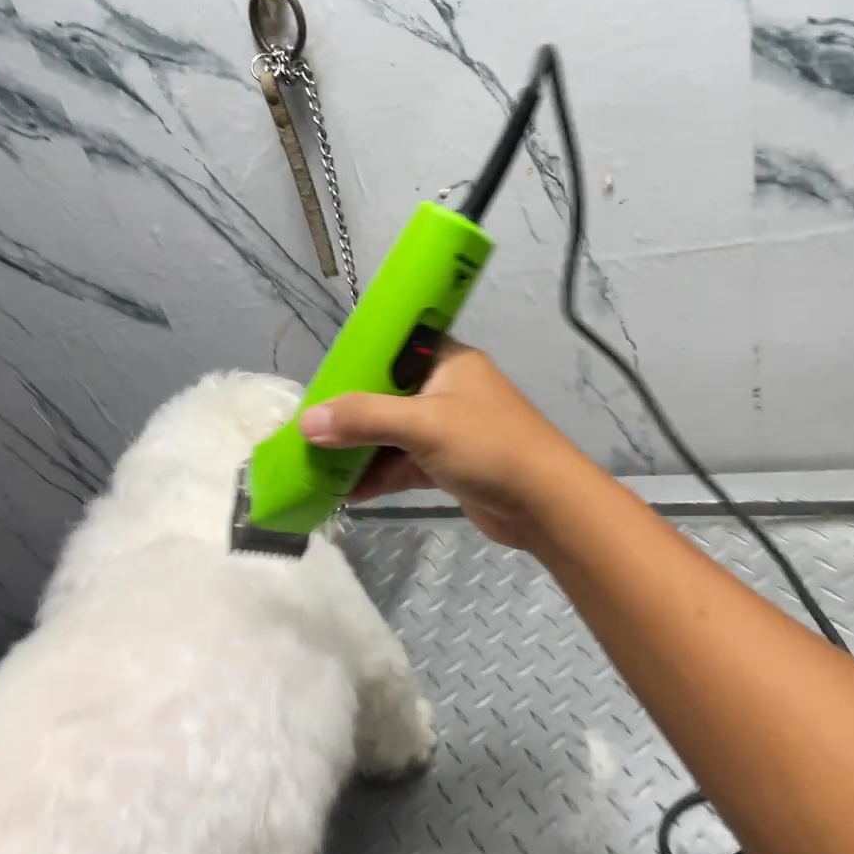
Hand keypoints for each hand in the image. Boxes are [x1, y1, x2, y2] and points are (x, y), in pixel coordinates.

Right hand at [298, 341, 585, 547]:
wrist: (546, 505)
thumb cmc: (489, 446)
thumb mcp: (423, 424)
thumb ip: (365, 418)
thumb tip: (307, 422)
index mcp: (447, 360)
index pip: (392, 348)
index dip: (355, 362)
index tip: (319, 381)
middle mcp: (446, 389)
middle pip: (385, 395)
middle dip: (348, 415)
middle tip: (307, 428)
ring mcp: (447, 429)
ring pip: (391, 434)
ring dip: (358, 450)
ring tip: (314, 464)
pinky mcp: (448, 464)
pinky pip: (402, 463)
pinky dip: (377, 475)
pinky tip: (343, 492)